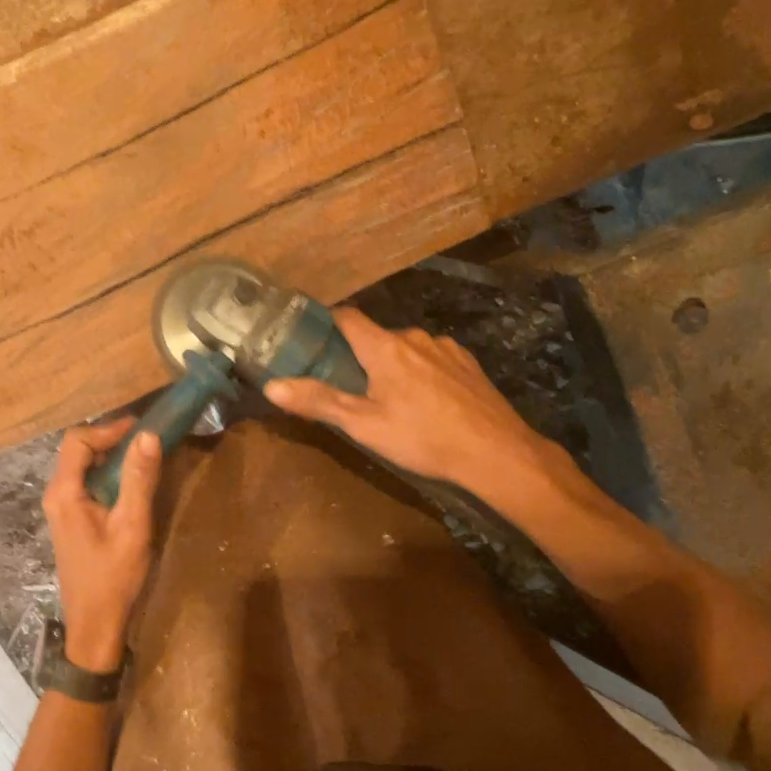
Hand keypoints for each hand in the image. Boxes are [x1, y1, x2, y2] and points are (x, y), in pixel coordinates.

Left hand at [42, 419, 161, 672]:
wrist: (94, 626)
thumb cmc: (113, 577)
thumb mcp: (132, 526)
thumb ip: (138, 479)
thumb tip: (147, 434)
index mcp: (64, 492)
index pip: (78, 440)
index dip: (108, 429)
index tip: (141, 428)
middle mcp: (55, 495)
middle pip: (77, 449)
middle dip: (110, 439)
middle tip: (146, 439)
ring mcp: (60, 508)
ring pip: (82, 466)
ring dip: (109, 457)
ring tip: (143, 456)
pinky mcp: (70, 519)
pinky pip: (85, 484)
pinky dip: (106, 474)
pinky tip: (130, 483)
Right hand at [263, 308, 580, 513]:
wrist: (499, 454)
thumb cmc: (424, 438)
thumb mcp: (364, 425)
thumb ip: (318, 402)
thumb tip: (271, 385)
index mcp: (384, 347)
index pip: (347, 316)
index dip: (326, 322)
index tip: (310, 338)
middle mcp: (413, 337)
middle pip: (375, 335)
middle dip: (359, 354)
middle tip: (347, 385)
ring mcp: (445, 348)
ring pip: (405, 348)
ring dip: (392, 365)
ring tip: (388, 398)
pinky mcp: (467, 364)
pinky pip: (432, 359)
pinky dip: (420, 372)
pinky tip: (426, 402)